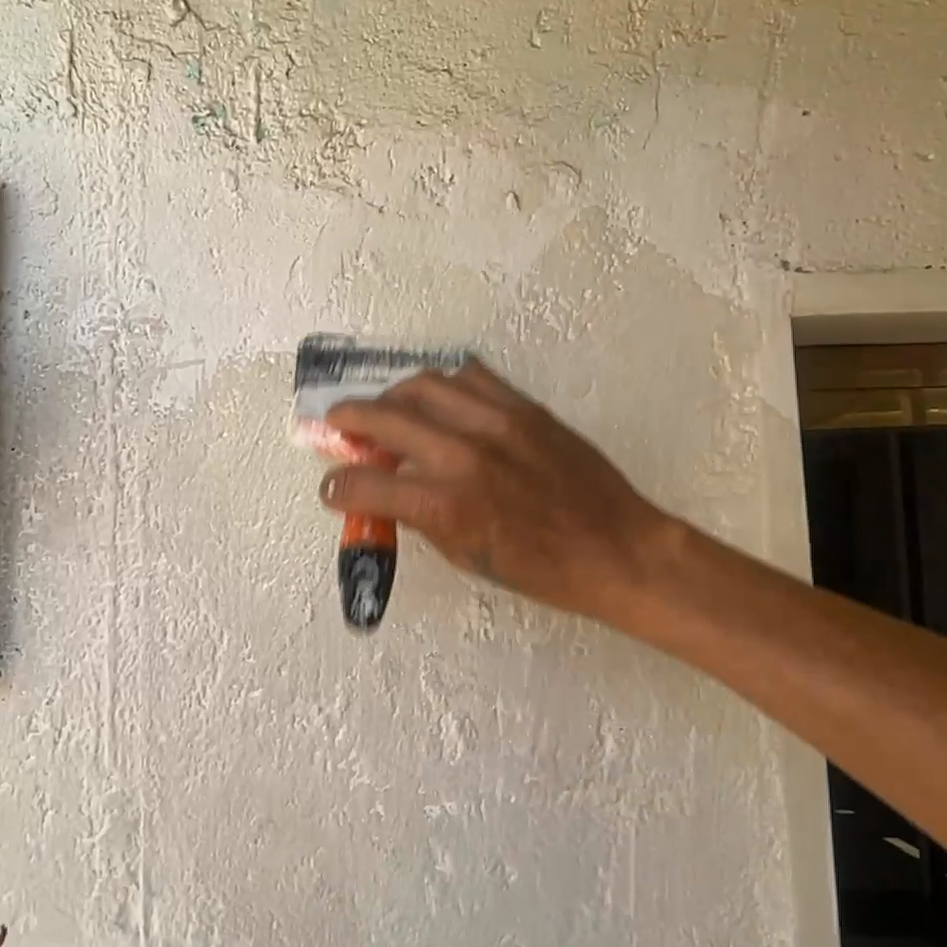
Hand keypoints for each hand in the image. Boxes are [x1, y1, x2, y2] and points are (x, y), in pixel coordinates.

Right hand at [317, 360, 676, 619]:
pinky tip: (438, 402)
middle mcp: (463, 454)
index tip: (331, 488)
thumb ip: (418, 516)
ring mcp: (496, 423)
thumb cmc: (540, 569)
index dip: (336, 486)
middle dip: (347, 418)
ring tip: (387, 408)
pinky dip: (442, 386)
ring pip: (423, 385)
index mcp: (446, 504)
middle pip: (383, 416)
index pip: (365, 483)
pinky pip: (470, 377)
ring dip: (392, 395)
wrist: (615, 548)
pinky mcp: (524, 407)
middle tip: (337, 424)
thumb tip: (385, 492)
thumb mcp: (464, 555)